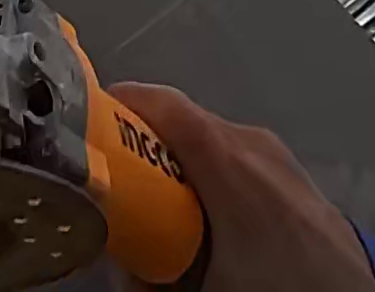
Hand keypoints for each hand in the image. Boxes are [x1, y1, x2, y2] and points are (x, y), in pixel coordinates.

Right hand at [107, 83, 374, 291]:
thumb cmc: (285, 288)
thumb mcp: (205, 290)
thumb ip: (149, 272)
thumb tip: (113, 259)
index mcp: (227, 162)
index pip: (163, 106)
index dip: (120, 102)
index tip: (89, 122)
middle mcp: (247, 142)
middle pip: (176, 118)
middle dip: (140, 138)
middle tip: (117, 176)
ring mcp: (270, 150)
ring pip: (202, 132)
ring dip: (173, 155)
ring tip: (161, 203)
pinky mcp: (285, 165)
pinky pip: (228, 148)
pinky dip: (203, 165)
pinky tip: (206, 211)